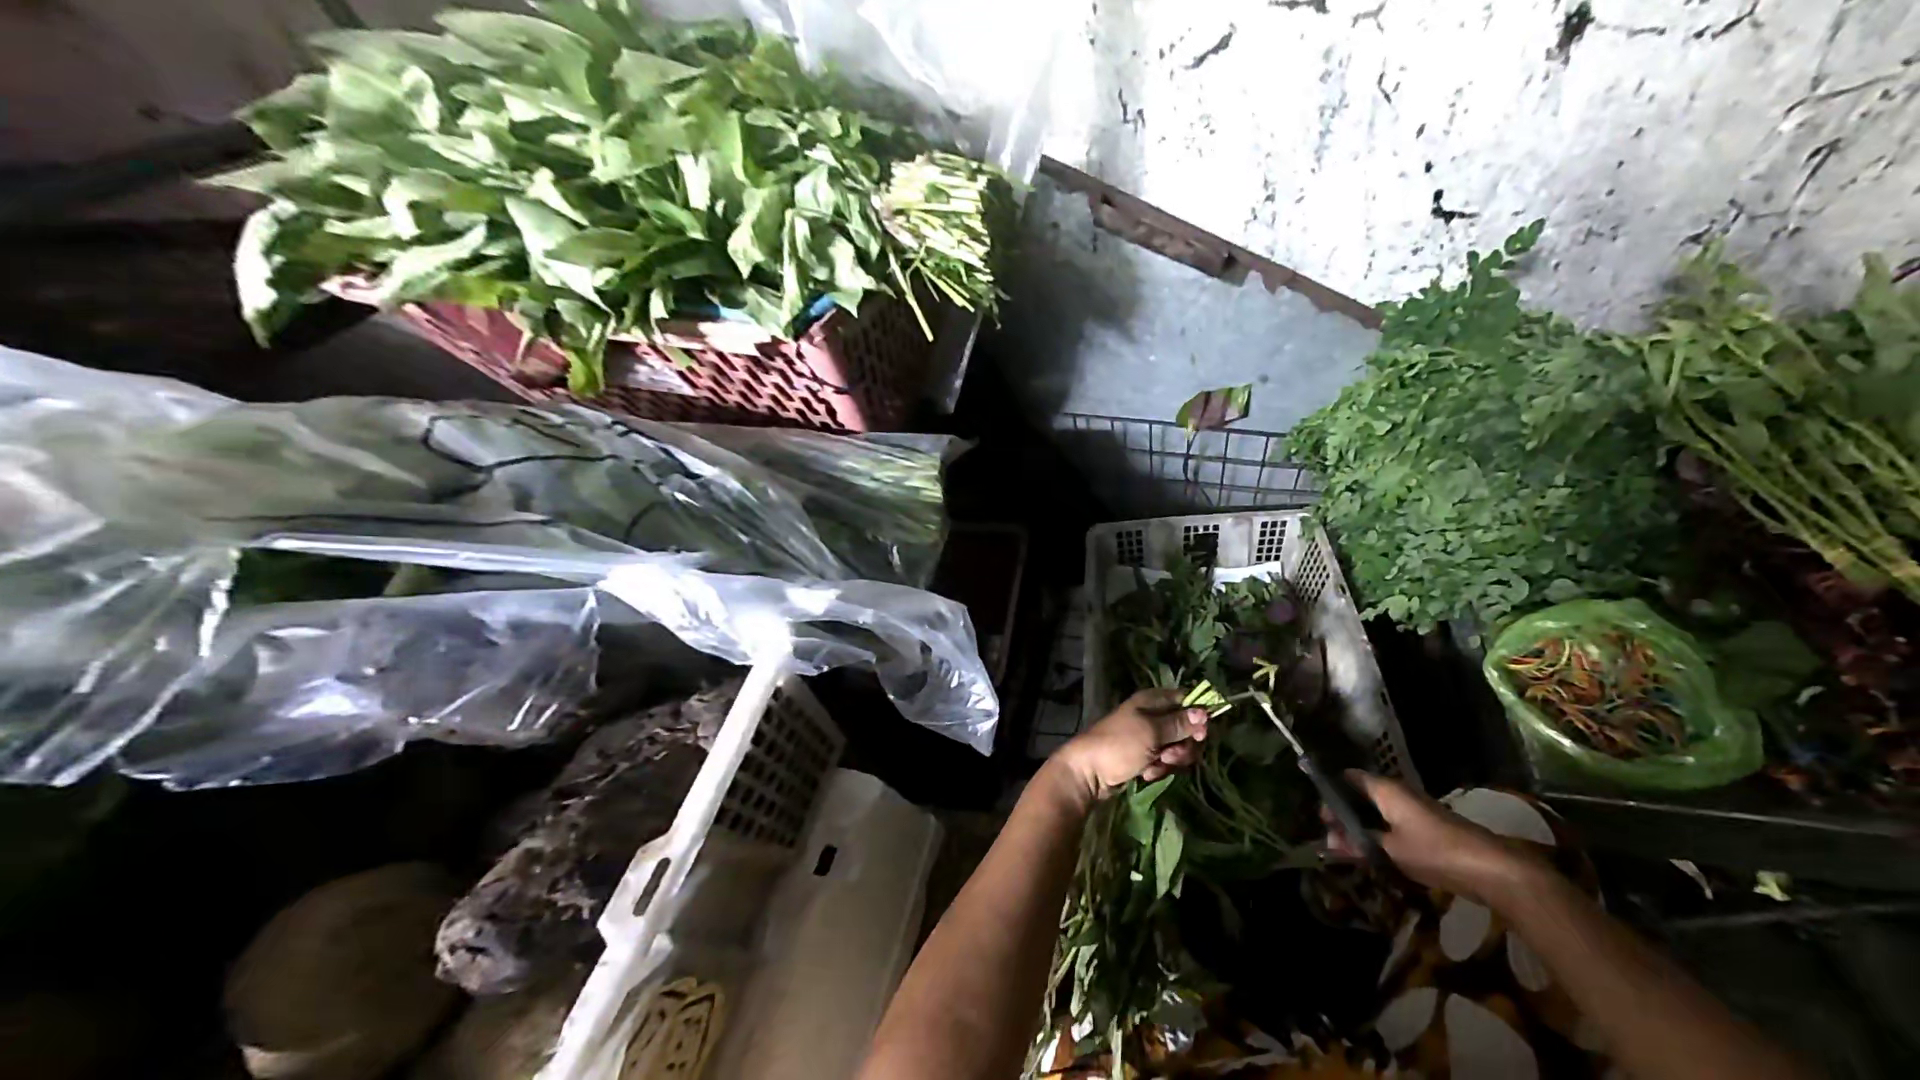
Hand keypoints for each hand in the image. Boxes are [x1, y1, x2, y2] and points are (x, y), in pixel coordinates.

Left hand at [1051, 689, 1209, 802]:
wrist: (1088, 772)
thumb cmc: (1119, 745)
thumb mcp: (1151, 732)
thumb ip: (1179, 723)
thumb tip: (1205, 712)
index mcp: (1152, 700)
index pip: (1187, 699)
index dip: (1198, 716)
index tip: (1200, 735)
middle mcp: (1152, 715)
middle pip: (1187, 728)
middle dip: (1183, 746)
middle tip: (1170, 755)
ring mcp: (1149, 736)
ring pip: (1178, 748)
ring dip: (1171, 760)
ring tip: (1155, 765)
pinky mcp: (1146, 756)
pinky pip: (1165, 761)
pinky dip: (1159, 769)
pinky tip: (1146, 774)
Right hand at [1327, 771, 1549, 904]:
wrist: (1492, 869)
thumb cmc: (1434, 852)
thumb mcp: (1389, 850)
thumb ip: (1357, 843)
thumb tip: (1328, 843)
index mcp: (1385, 789)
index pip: (1348, 778)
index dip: (1330, 792)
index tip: (1319, 814)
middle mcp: (1398, 792)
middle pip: (1361, 795)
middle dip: (1344, 813)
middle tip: (1330, 836)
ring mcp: (1415, 808)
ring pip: (1378, 810)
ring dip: (1362, 826)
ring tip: (1348, 847)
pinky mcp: (1427, 826)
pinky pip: (1393, 822)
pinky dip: (1380, 833)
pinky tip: (1374, 852)